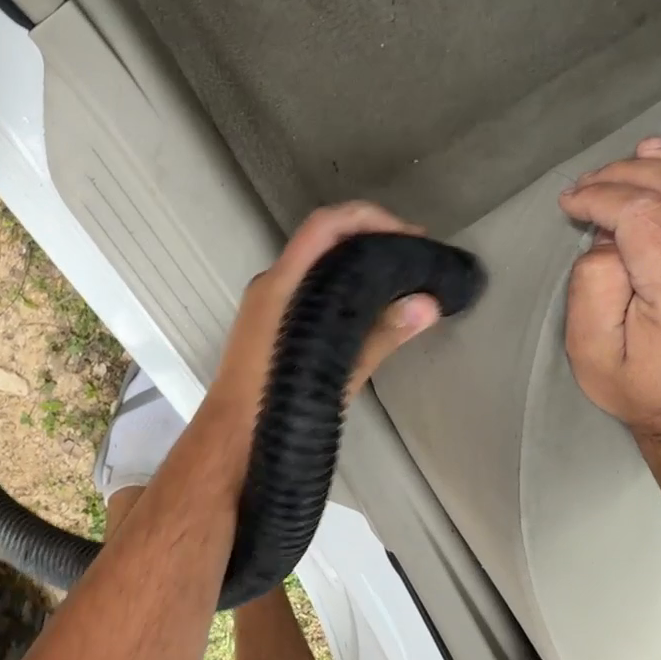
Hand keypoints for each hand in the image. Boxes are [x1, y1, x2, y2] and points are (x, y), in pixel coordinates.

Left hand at [206, 201, 441, 419]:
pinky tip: (370, 302)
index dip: (369, 219)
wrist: (232, 440)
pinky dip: (344, 282)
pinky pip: (311, 284)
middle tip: (415, 255)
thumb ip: (380, 335)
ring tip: (401, 275)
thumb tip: (428, 305)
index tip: (409, 237)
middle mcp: (270, 284)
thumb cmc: (277, 407)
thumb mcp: (335, 373)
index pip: (325, 226)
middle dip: (372, 237)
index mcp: (280, 286)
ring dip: (358, 260)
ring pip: (318, 262)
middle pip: (324, 238)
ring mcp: (268, 302)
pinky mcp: (271, 321)